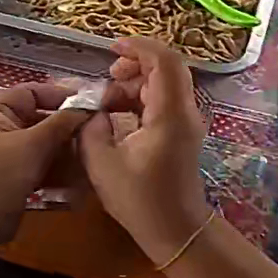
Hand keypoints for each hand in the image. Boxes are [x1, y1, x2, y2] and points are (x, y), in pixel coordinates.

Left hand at [0, 82, 93, 244]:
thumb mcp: (31, 145)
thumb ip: (61, 123)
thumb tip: (88, 106)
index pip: (31, 93)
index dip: (62, 96)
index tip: (92, 104)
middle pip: (41, 121)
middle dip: (69, 130)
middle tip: (98, 136)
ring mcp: (7, 157)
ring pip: (45, 148)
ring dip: (68, 154)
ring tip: (92, 160)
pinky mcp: (15, 180)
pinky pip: (42, 168)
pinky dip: (59, 172)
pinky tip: (81, 181)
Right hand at [77, 38, 213, 262]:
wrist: (176, 230)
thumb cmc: (141, 200)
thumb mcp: (102, 164)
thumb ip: (91, 127)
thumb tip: (92, 109)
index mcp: (169, 115)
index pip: (164, 61)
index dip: (139, 47)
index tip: (111, 49)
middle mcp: (184, 112)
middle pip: (166, 68)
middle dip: (135, 64)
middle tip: (107, 77)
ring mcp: (186, 123)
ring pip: (163, 85)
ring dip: (135, 84)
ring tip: (106, 102)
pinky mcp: (181, 133)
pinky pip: (162, 102)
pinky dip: (140, 100)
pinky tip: (117, 116)